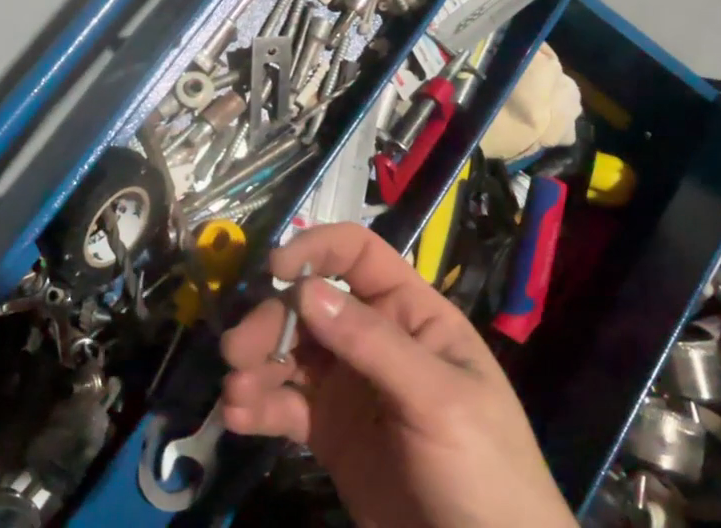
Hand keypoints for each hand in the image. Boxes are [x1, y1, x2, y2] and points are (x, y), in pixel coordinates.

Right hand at [219, 223, 574, 527]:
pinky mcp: (328, 432)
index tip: (274, 269)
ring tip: (235, 393)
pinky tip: (237, 416)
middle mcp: (374, 340)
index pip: (357, 255)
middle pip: (308, 306)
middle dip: (269, 322)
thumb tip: (304, 289)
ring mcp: (348, 387)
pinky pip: (284, 404)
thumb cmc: (485, 472)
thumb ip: (373, 344)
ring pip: (288, 353)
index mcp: (411, 316)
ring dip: (255, 365)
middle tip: (237, 352)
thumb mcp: (438, 402)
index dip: (315, 249)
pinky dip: (257, 405)